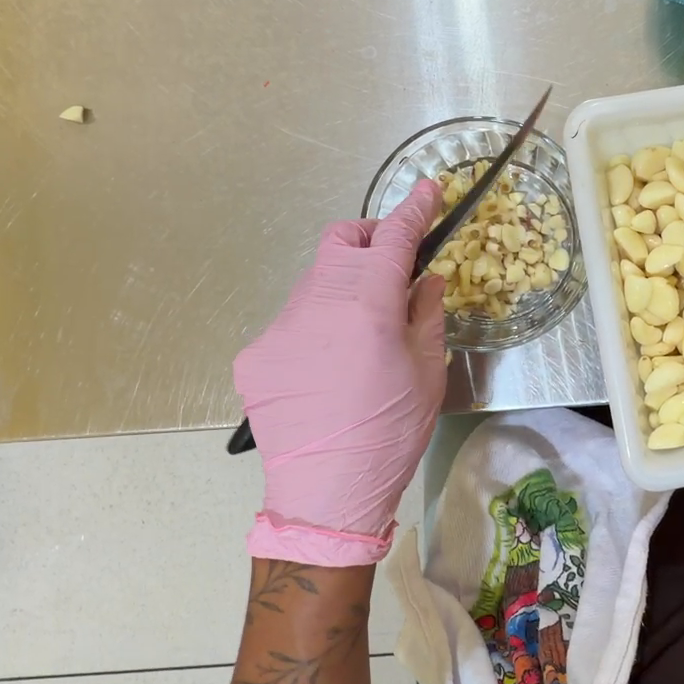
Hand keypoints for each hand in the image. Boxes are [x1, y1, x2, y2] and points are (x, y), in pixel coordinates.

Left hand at [233, 180, 448, 565]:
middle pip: (340, 242)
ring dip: (344, 285)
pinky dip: (320, 323)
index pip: (393, 239)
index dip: (413, 211)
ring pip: (316, 280)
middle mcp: (316, 303)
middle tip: (394, 268)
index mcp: (366, 306)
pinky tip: (331, 364)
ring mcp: (278, 327)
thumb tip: (425, 278)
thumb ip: (426, 314)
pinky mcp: (256, 353)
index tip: (427, 190)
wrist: (325, 492)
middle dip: (370, 240)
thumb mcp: (427, 372)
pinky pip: (295, 319)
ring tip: (364, 329)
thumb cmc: (392, 433)